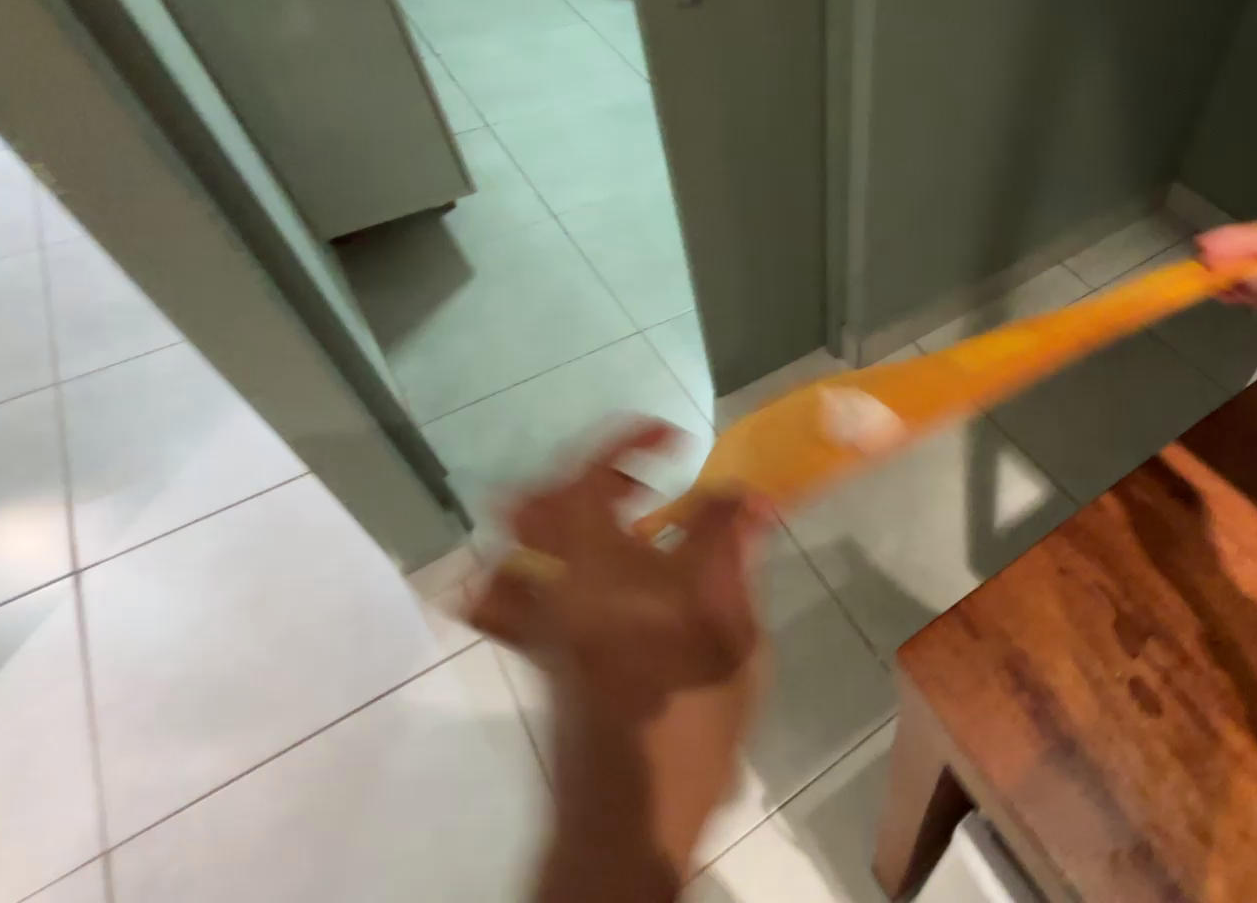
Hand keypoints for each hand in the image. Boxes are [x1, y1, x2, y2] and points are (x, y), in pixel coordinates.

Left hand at [466, 422, 778, 893]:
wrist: (631, 816)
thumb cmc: (692, 719)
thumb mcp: (733, 635)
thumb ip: (735, 555)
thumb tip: (751, 497)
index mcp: (614, 574)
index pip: (619, 482)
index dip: (643, 445)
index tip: (680, 440)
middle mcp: (564, 585)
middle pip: (551, 497)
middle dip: (598, 467)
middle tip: (648, 477)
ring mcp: (542, 619)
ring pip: (517, 537)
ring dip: (559, 505)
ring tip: (613, 511)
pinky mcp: (536, 651)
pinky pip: (505, 592)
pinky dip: (524, 567)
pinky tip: (570, 574)